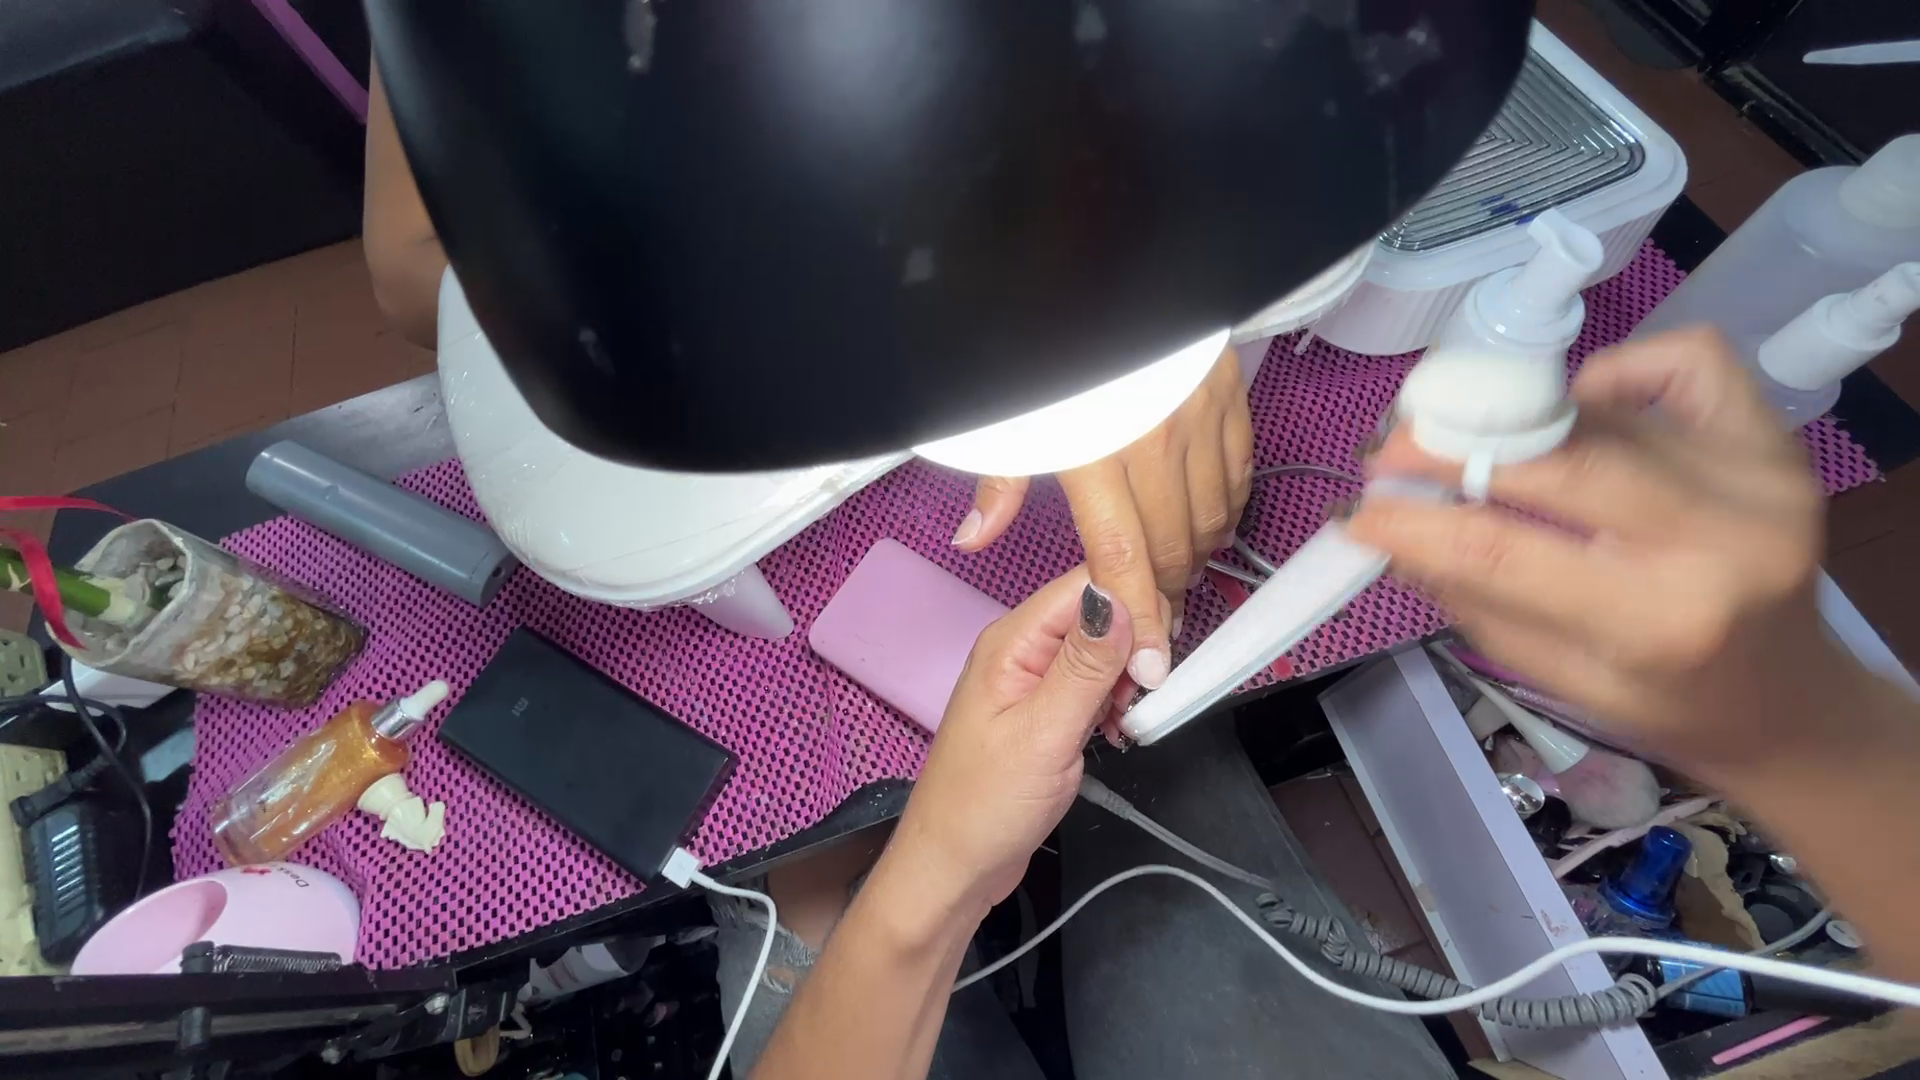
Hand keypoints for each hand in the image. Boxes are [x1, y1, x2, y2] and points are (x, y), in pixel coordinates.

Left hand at [890, 568, 1132, 913]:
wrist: (955, 866)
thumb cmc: (988, 804)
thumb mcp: (1043, 733)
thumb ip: (1085, 665)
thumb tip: (1120, 595)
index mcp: (1013, 638)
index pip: (1086, 584)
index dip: (1132, 606)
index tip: (1160, 656)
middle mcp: (1024, 646)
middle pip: (1099, 611)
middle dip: (1134, 646)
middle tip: (1138, 698)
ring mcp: (1035, 676)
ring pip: (1103, 649)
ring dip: (1127, 680)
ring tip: (1123, 723)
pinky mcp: (1047, 706)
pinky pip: (1094, 683)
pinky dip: (1115, 702)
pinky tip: (1116, 732)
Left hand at [952, 346, 1253, 694]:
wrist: (1103, 279)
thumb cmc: (1054, 358)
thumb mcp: (1016, 419)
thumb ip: (1001, 486)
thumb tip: (972, 538)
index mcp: (1095, 454)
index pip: (1122, 555)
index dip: (1140, 617)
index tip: (1154, 661)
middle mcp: (1154, 442)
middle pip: (1171, 546)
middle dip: (1164, 592)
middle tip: (1152, 617)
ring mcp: (1198, 420)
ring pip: (1211, 519)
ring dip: (1193, 556)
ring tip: (1173, 575)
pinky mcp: (1227, 400)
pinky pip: (1238, 477)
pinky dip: (1224, 511)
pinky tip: (1202, 524)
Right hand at [1347, 327, 1838, 777]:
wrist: (1783, 696)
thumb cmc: (1649, 695)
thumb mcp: (1538, 666)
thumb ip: (1463, 591)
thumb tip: (1386, 526)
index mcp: (1657, 618)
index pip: (1498, 550)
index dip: (1409, 523)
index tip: (1354, 512)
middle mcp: (1722, 537)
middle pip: (1555, 462)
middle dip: (1446, 449)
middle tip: (1385, 455)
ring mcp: (1759, 475)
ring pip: (1597, 411)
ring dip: (1504, 419)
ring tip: (1462, 441)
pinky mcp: (1771, 438)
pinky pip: (1683, 360)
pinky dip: (1612, 369)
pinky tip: (1573, 407)